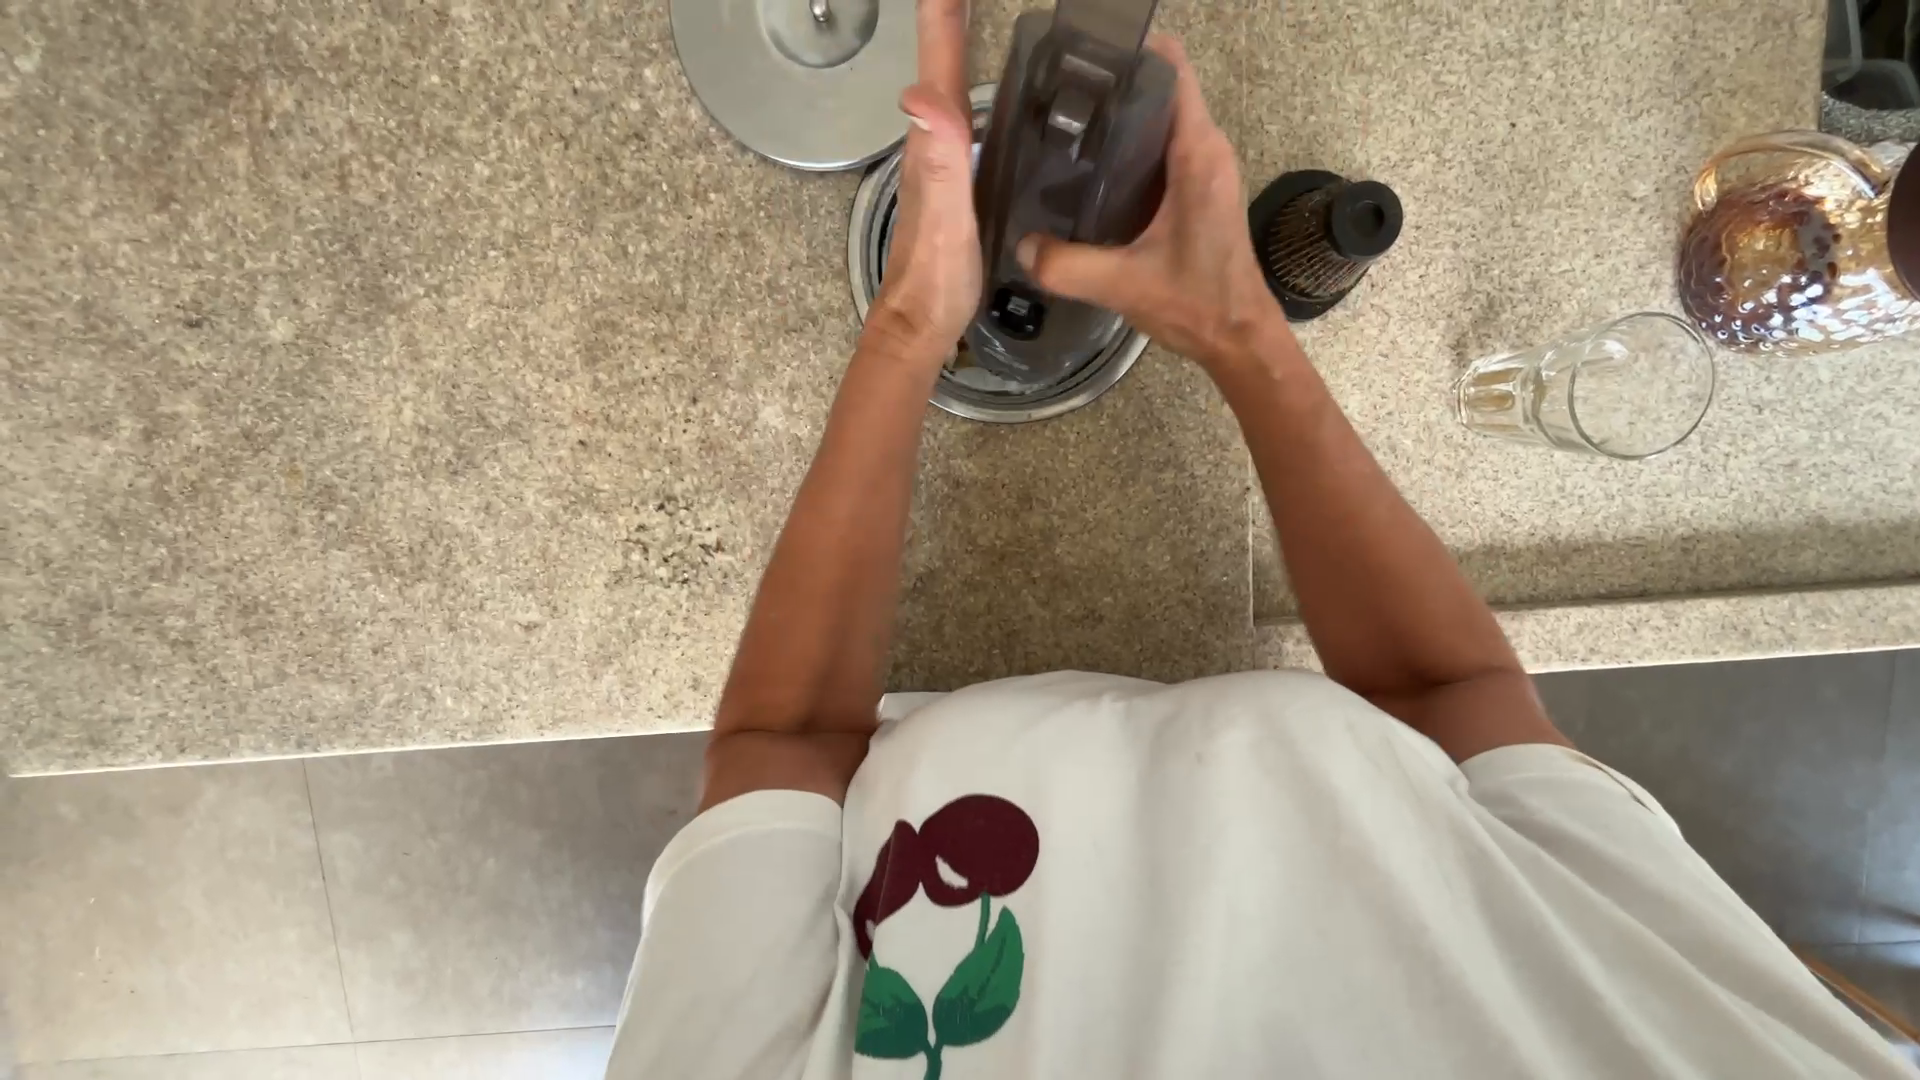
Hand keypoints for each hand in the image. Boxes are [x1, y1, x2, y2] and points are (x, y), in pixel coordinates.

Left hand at [862, 0, 979, 363]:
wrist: (920, 328)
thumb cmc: (936, 281)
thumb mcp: (946, 222)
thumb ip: (942, 162)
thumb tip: (921, 94)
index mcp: (935, 146)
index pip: (940, 64)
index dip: (945, 12)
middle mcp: (935, 148)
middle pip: (942, 66)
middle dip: (951, 17)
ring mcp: (942, 169)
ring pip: (948, 92)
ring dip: (956, 47)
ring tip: (971, 14)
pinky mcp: (955, 190)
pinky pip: (961, 126)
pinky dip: (968, 94)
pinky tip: (984, 100)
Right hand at [1013, 36, 1287, 370]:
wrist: (1238, 338)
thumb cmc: (1196, 304)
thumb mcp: (1123, 285)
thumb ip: (1067, 266)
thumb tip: (1022, 246)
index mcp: (1196, 154)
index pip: (1169, 69)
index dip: (1129, 53)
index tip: (1082, 61)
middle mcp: (1206, 151)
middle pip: (1159, 91)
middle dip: (1112, 89)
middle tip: (1058, 105)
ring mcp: (1205, 173)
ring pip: (1159, 125)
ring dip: (1119, 125)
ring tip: (1067, 137)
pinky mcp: (1199, 196)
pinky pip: (1161, 155)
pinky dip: (1129, 156)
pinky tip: (1093, 180)